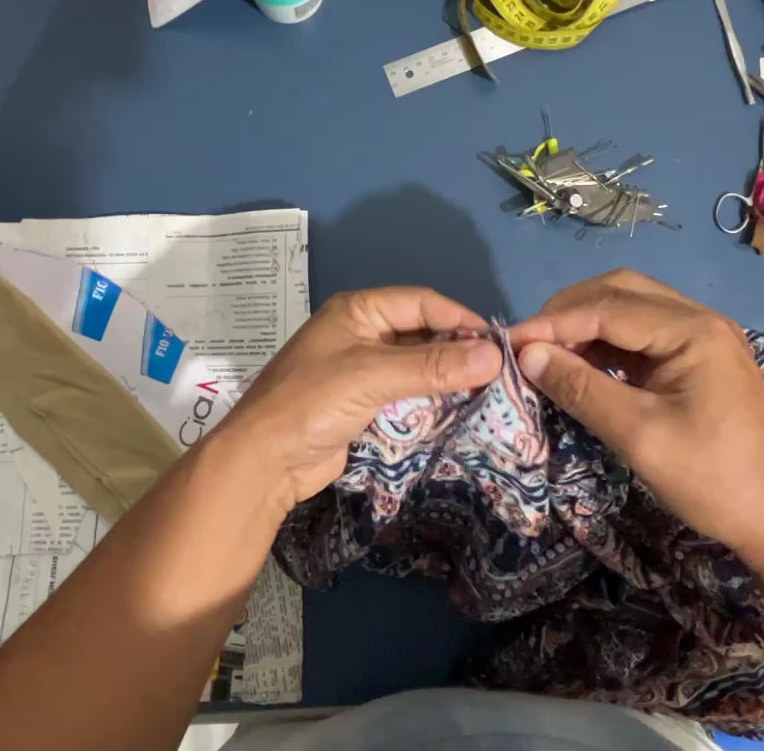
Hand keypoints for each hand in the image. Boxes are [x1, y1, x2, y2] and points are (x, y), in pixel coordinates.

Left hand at [209, 288, 501, 511]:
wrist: (264, 461)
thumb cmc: (311, 403)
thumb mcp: (371, 376)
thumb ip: (432, 366)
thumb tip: (494, 356)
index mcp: (359, 310)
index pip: (422, 302)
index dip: (461, 320)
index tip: (499, 344)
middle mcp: (363, 333)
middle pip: (422, 333)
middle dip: (458, 350)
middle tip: (499, 373)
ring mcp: (363, 369)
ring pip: (418, 365)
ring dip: (448, 377)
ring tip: (489, 394)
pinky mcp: (365, 403)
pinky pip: (408, 393)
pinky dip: (432, 400)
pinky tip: (459, 412)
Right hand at [508, 270, 763, 555]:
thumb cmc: (713, 480)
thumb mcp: (638, 435)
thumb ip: (580, 388)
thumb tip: (527, 354)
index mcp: (692, 331)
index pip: (606, 308)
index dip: (552, 323)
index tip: (508, 342)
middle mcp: (700, 320)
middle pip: (620, 291)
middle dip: (569, 312)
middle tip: (530, 343)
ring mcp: (704, 338)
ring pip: (631, 307)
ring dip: (587, 323)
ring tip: (550, 353)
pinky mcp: (701, 360)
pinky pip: (644, 333)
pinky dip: (609, 341)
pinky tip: (585, 365)